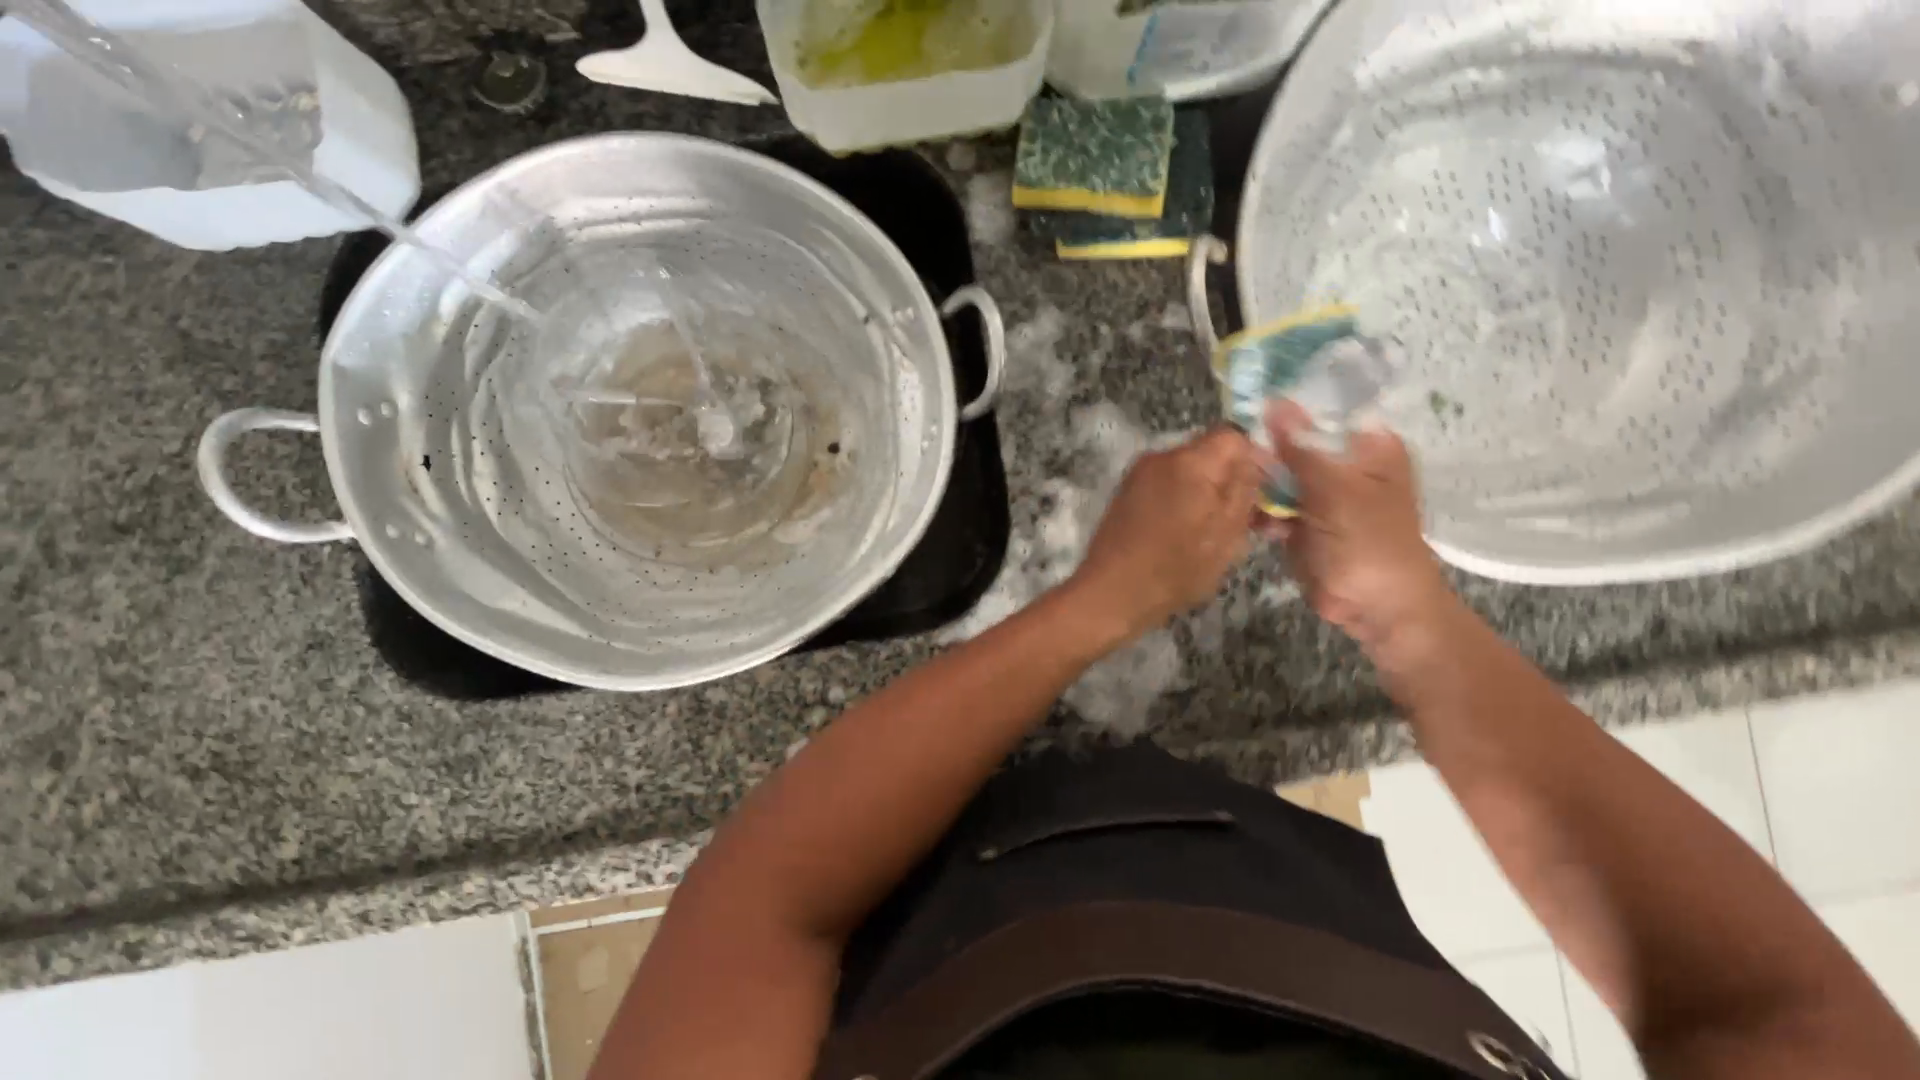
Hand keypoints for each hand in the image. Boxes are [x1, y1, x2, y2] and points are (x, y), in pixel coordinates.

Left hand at [1065, 428, 1264, 641]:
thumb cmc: (1176, 568)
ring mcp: (1139, 473)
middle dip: (1229, 480)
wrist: (1111, 593)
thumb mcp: (1227, 535)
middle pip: (1210, 453)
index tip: (1262, 495)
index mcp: (1190, 461)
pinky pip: (1167, 485)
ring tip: (1212, 532)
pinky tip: (1184, 533)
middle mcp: (1161, 456)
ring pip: (1189, 471)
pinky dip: (1182, 501)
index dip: (1254, 461)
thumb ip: (1245, 490)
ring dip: (1205, 493)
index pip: (1234, 437)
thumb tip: (1254, 461)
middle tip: (1243, 519)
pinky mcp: (1127, 492)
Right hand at [1265, 401, 1457, 656]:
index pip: (1324, 409)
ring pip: (1278, 472)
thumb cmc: (1370, 545)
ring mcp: (1320, 494)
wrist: (1374, 609)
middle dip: (1265, 446)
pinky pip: (1271, 503)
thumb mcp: (1336, 492)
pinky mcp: (1301, 521)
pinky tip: (1251, 519)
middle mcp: (1343, 464)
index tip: (1248, 397)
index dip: (1288, 403)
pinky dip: (1259, 509)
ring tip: (1241, 490)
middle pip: (1295, 440)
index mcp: (1367, 447)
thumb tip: (1274, 402)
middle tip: (1235, 452)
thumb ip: (1303, 449)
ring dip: (1258, 480)